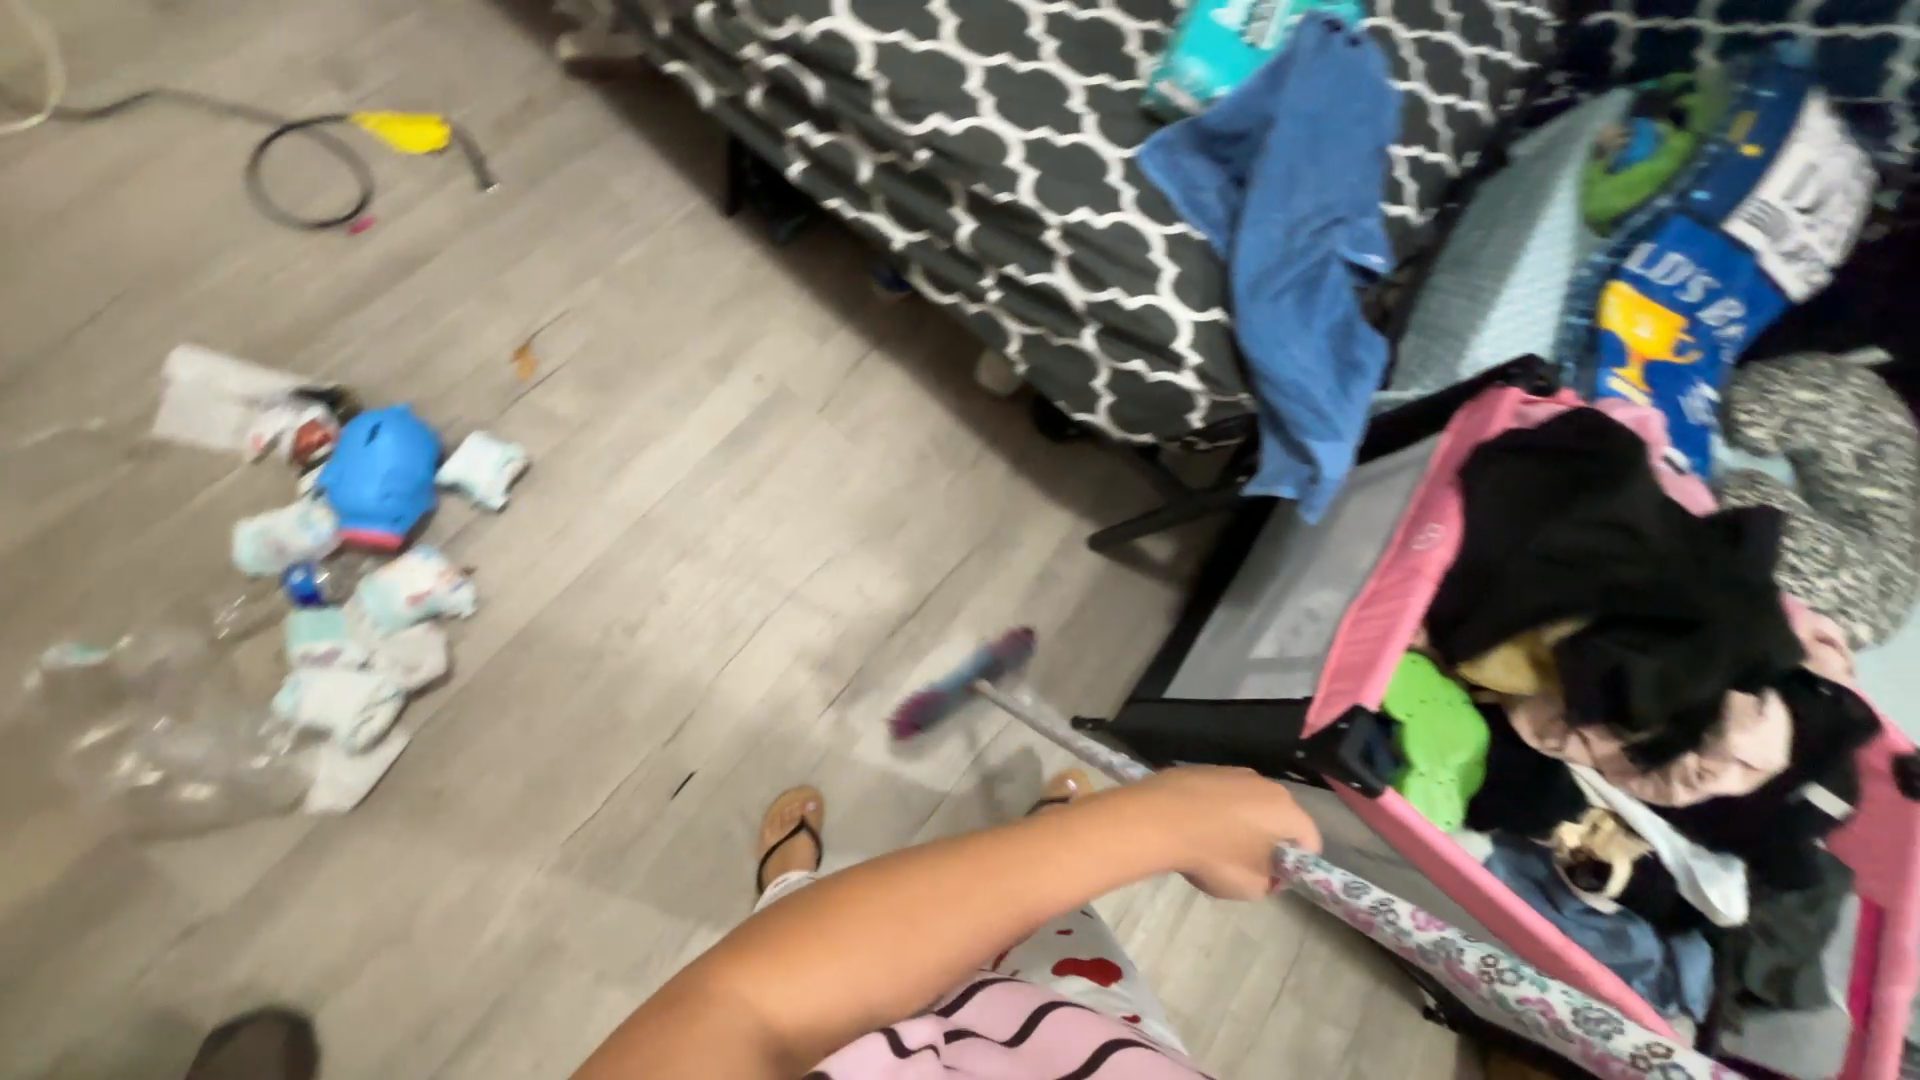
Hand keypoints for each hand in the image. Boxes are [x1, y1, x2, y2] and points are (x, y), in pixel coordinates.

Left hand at [1123, 766, 1321, 900]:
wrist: (1156, 818)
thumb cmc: (1214, 854)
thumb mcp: (1253, 886)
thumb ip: (1271, 880)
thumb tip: (1268, 870)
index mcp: (1285, 808)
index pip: (1308, 839)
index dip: (1297, 864)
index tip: (1274, 877)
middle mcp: (1261, 782)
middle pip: (1277, 817)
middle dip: (1267, 840)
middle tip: (1244, 863)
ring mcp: (1228, 771)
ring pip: (1246, 803)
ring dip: (1238, 823)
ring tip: (1213, 843)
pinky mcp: (1198, 768)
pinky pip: (1216, 795)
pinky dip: (1212, 809)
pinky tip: (1192, 825)